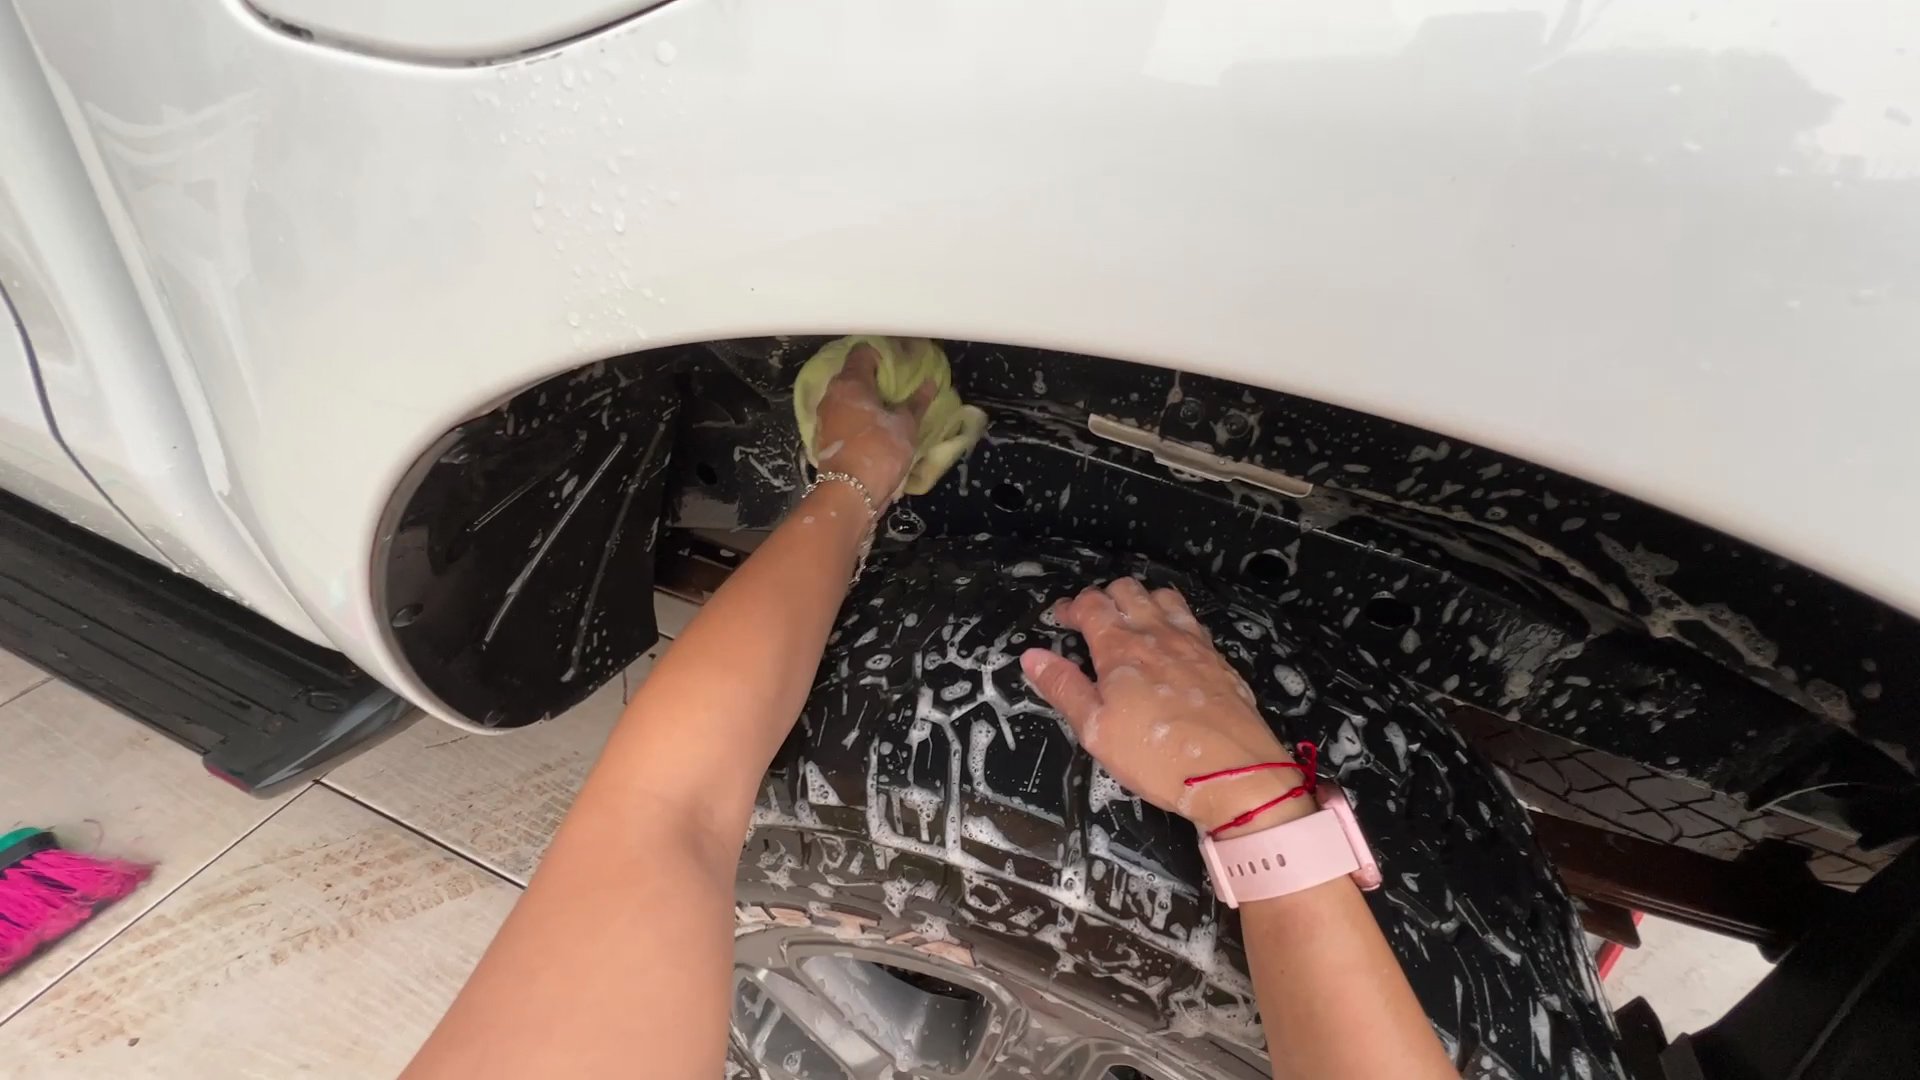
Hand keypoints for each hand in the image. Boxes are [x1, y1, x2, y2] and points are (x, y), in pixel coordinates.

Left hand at [814, 341, 933, 503]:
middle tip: (898, 386)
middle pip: (852, 375)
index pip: (862, 353)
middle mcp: (832, 396)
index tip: (898, 363)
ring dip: (865, 401)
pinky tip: (875, 428)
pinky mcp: (826, 439)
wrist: (850, 493)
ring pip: (847, 399)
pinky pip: (844, 419)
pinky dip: (858, 419)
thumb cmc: (879, 451)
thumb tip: (929, 384)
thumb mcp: (905, 426)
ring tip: (889, 408)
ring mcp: (825, 418)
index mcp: (850, 383)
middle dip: (874, 378)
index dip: (881, 353)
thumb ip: (916, 403)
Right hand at [1020, 579, 1313, 835]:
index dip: (1071, 606)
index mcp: (1120, 647)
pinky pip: (1190, 620)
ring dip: (1141, 601)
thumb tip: (1031, 655)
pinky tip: (1170, 645)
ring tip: (1132, 625)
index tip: (1061, 619)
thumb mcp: (1095, 730)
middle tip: (1092, 622)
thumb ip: (1063, 688)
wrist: (1235, 774)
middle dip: (1104, 597)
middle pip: (1127, 589)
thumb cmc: (1154, 756)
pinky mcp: (1218, 658)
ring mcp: (1192, 643)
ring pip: (1162, 597)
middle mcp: (1156, 634)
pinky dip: (1171, 619)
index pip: (1091, 605)